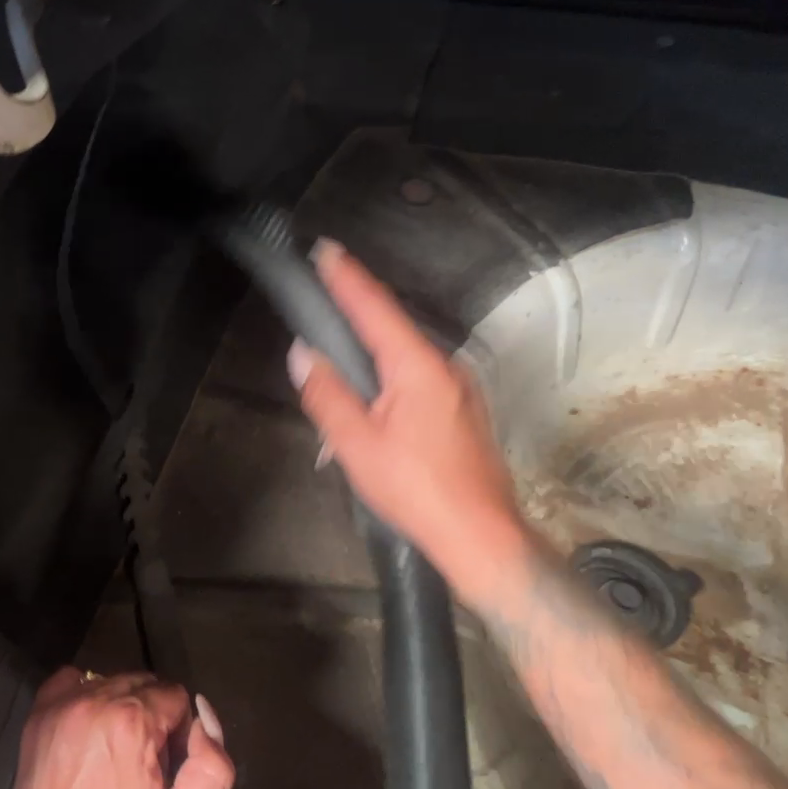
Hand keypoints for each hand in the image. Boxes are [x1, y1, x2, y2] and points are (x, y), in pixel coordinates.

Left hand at [13, 668, 233, 788]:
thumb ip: (211, 768)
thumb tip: (202, 713)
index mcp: (132, 721)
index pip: (174, 695)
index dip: (179, 730)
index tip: (169, 764)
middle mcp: (95, 699)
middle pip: (142, 684)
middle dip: (152, 717)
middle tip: (144, 765)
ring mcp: (63, 702)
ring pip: (110, 682)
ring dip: (121, 708)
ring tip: (115, 755)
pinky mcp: (40, 710)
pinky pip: (73, 680)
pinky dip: (87, 697)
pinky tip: (90, 734)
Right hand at [284, 241, 525, 593]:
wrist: (483, 538)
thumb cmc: (416, 489)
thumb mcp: (356, 444)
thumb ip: (327, 394)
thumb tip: (304, 354)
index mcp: (417, 368)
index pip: (376, 309)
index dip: (348, 278)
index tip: (327, 250)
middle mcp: (445, 368)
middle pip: (392, 327)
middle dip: (356, 308)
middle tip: (323, 291)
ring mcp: (459, 389)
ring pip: (404, 354)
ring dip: (371, 347)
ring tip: (338, 350)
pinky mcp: (463, 410)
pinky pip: (417, 376)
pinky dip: (388, 372)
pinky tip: (371, 396)